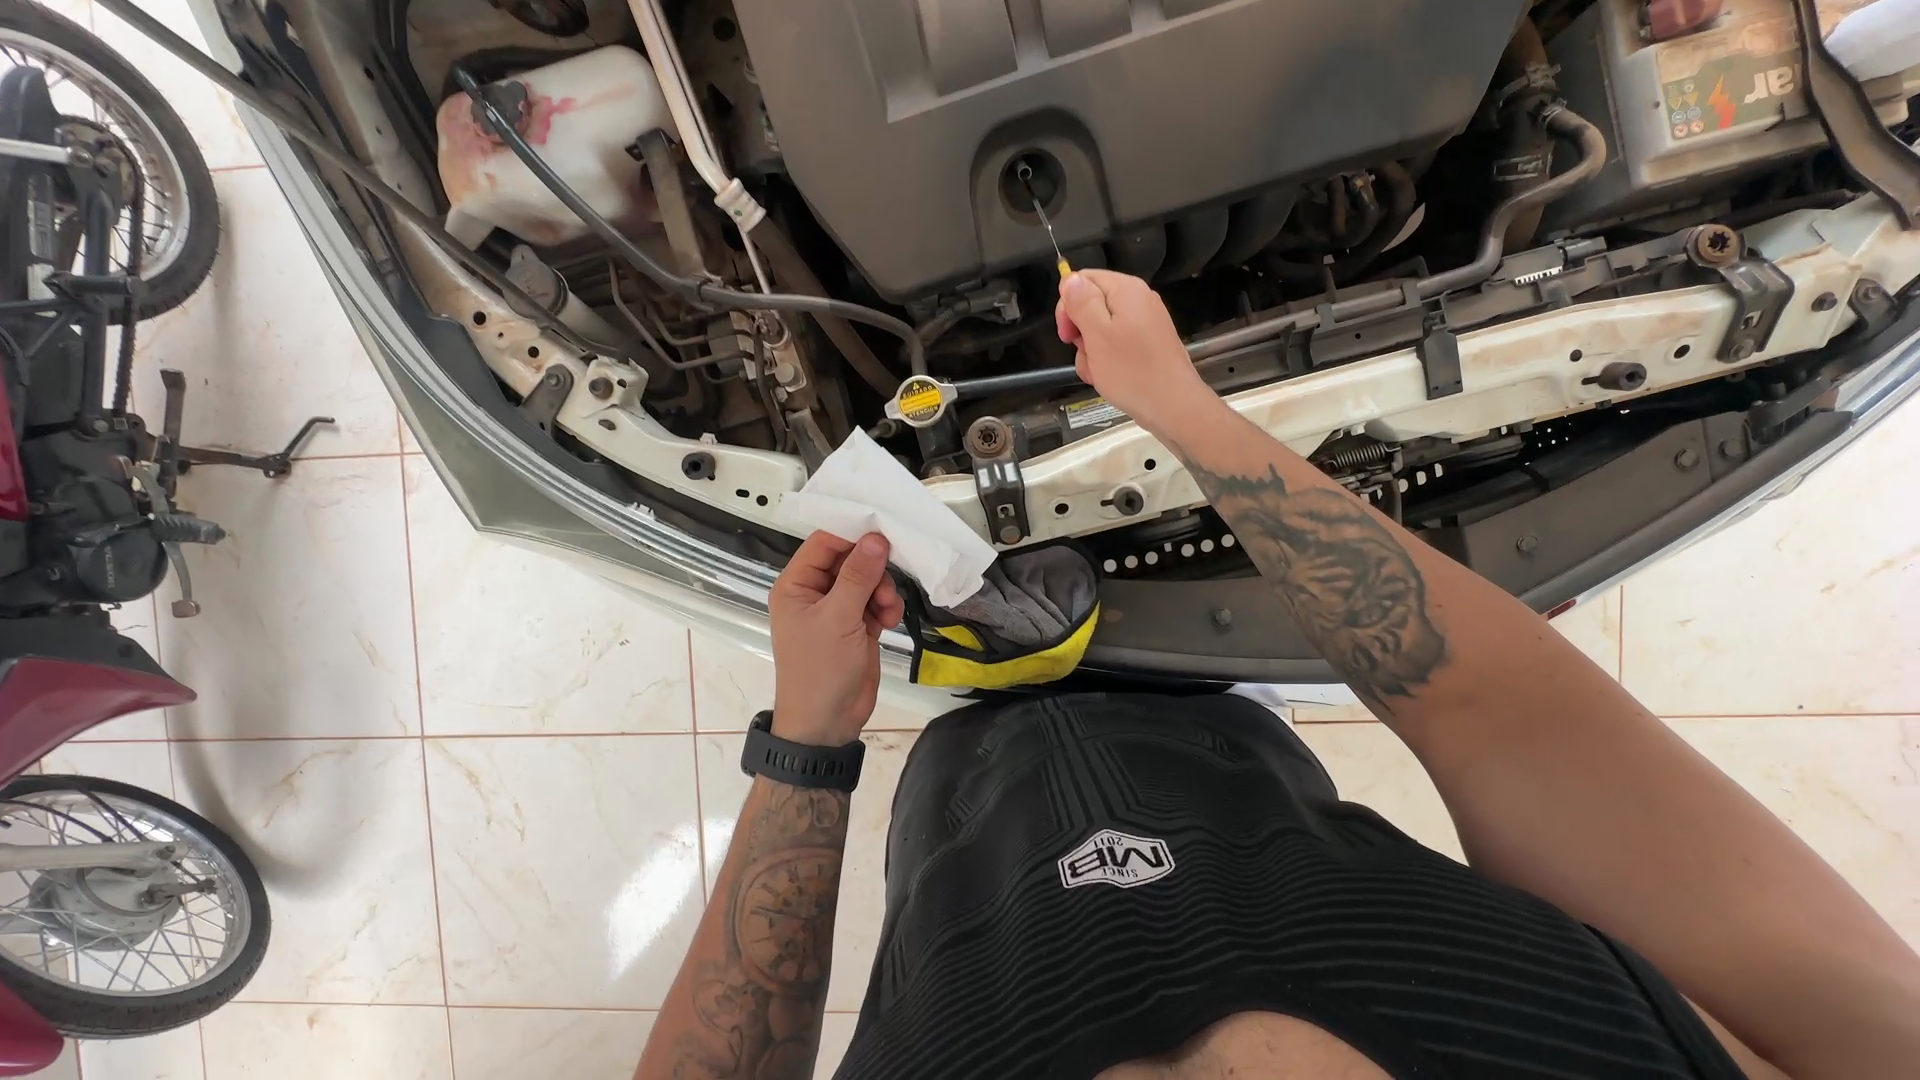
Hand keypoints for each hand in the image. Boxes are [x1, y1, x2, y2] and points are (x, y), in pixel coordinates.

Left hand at [769, 531, 903, 747]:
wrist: (827, 723)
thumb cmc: (820, 669)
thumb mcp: (838, 618)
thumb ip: (858, 576)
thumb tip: (877, 538)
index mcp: (796, 585)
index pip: (824, 543)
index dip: (852, 535)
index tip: (883, 532)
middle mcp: (814, 592)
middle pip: (849, 560)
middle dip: (873, 568)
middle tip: (889, 580)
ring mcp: (837, 610)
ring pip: (867, 580)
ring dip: (883, 590)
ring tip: (889, 610)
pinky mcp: (857, 625)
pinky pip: (875, 602)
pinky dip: (886, 607)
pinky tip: (890, 622)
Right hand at [1055, 269, 1217, 436]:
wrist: (1173, 406)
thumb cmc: (1132, 372)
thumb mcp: (1097, 334)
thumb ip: (1082, 302)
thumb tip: (1070, 278)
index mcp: (1125, 289)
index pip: (1083, 280)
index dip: (1068, 306)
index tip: (1067, 336)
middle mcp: (1138, 299)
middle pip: (1092, 304)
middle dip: (1080, 331)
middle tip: (1085, 355)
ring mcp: (1145, 322)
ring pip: (1101, 328)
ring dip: (1091, 351)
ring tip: (1098, 372)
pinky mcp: (1148, 343)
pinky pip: (1117, 343)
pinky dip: (1107, 359)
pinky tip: (1108, 377)